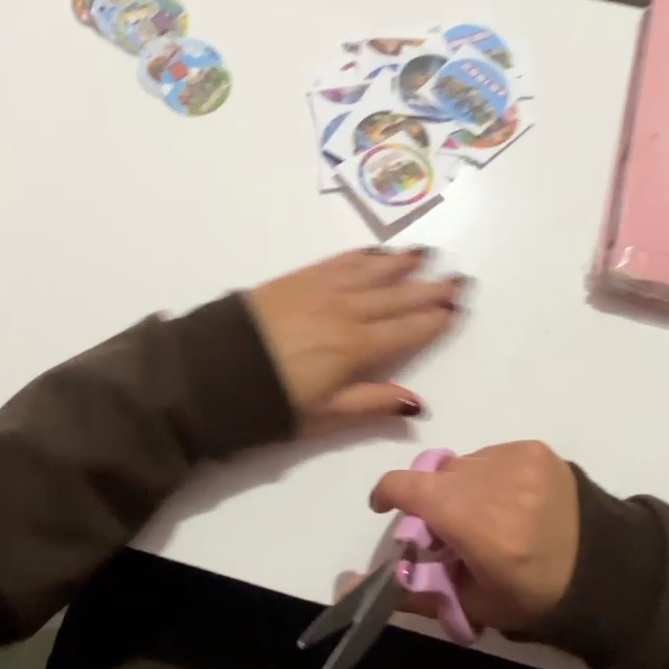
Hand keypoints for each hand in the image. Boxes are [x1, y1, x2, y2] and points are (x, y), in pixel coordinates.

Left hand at [245, 248, 465, 433]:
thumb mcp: (324, 415)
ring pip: (371, 273)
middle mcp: (346, 312)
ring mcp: (322, 290)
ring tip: (425, 255)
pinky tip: (376, 253)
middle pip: (396, 297)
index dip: (433, 320)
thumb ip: (372, 404)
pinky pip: (339, 262)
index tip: (456, 308)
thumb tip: (417, 402)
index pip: (406, 331)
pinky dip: (362, 256)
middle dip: (429, 288)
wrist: (212, 370)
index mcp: (356, 348)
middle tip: (457, 278)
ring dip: (400, 265)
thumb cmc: (270, 400)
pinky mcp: (298, 278)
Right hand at [369, 441, 579, 633]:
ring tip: (490, 514)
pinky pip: (493, 455)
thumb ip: (423, 592)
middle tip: (451, 528)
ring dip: (464, 486)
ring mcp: (514, 460)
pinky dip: (491, 475)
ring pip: (464, 464)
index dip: (386, 493)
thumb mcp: (479, 606)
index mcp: (473, 523)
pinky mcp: (534, 450)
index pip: (408, 486)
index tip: (385, 508)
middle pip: (436, 477)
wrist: (610, 570)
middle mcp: (490, 482)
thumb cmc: (539, 595)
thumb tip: (381, 578)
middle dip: (433, 500)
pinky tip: (513, 501)